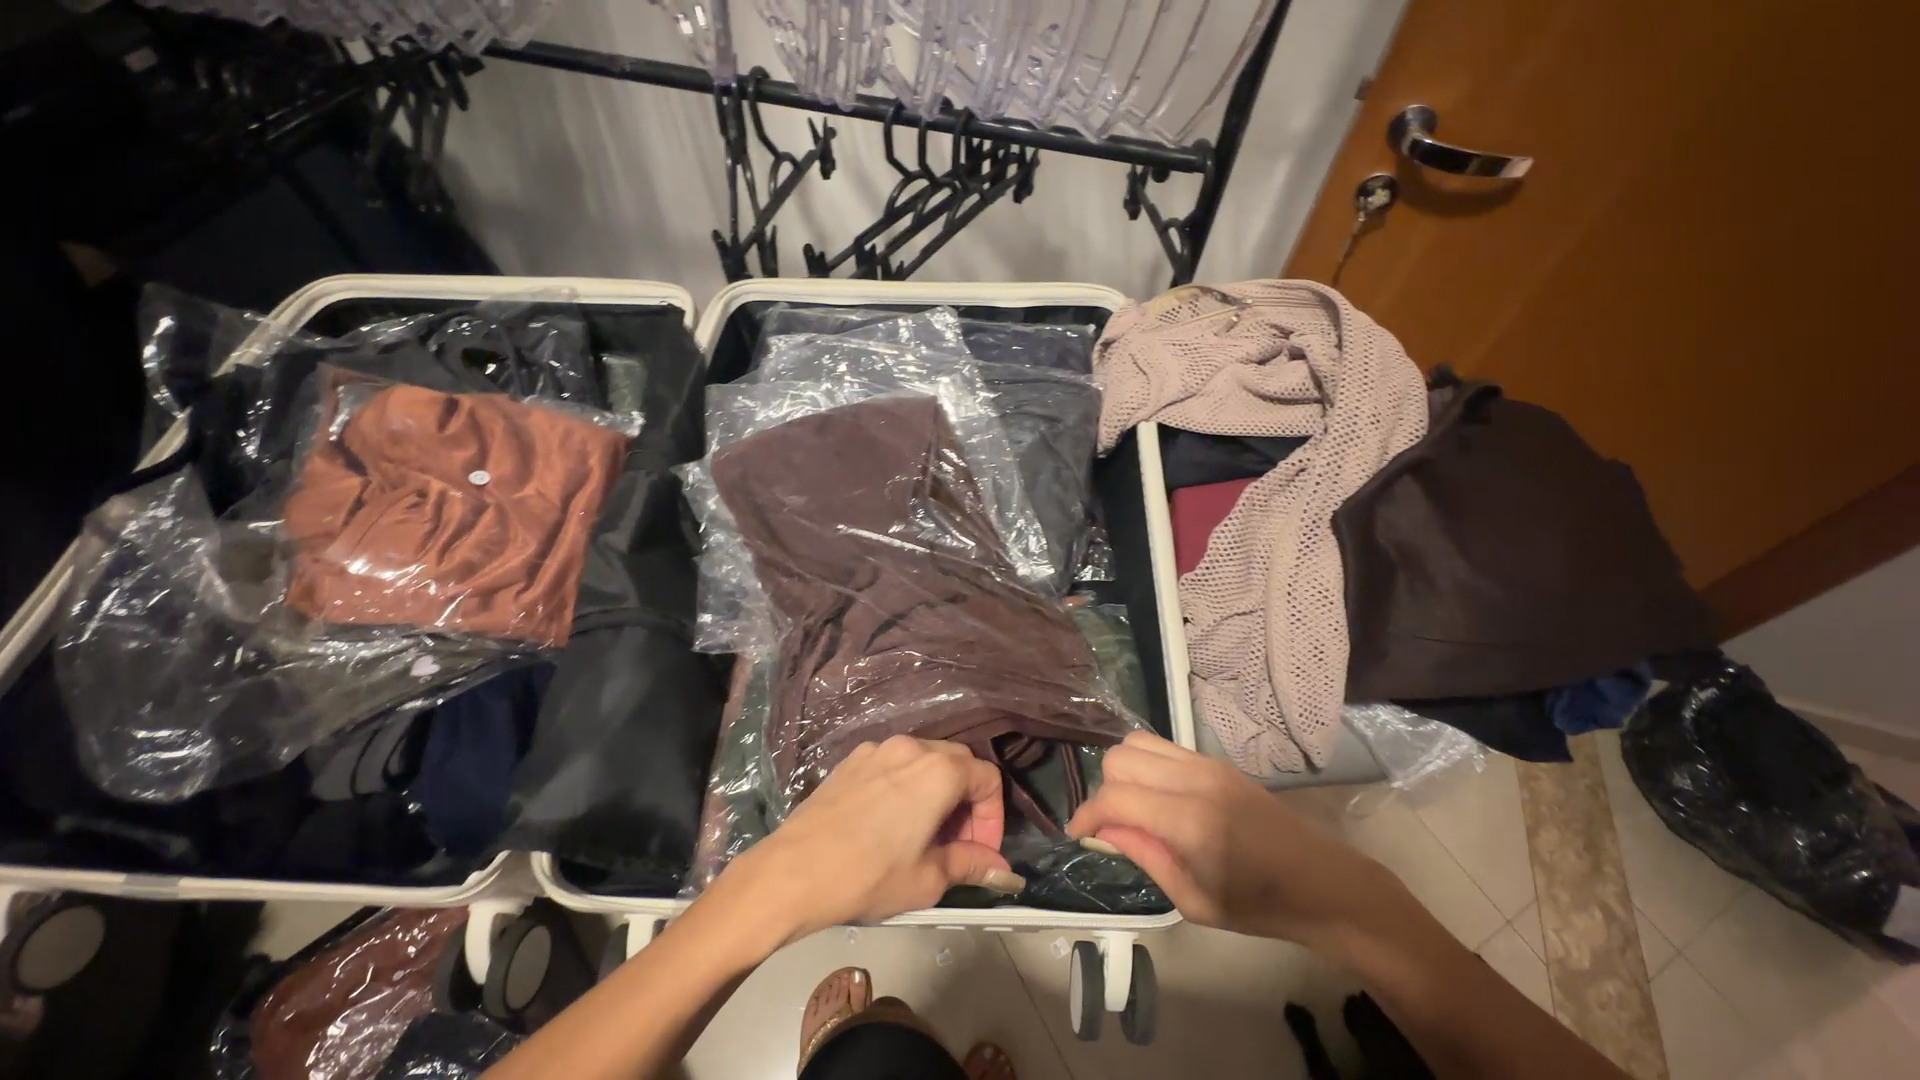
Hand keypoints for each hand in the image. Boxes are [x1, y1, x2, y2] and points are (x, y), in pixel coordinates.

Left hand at [713, 736, 1026, 946]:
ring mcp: (875, 750)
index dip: (993, 818)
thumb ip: (971, 865)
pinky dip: (905, 789)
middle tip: (959, 846)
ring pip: (923, 763)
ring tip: (926, 838)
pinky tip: (891, 826)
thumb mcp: (928, 878)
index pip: (988, 779)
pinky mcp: (849, 762)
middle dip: (967, 804)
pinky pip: (892, 767)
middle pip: (958, 764)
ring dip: (936, 795)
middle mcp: (910, 748)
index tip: (983, 853)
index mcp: (938, 770)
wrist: (792, 872)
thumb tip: (1002, 871)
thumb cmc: (868, 876)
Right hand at [1067, 731, 1414, 949]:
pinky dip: (1144, 765)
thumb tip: (1101, 830)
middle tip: (1109, 826)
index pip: (1115, 797)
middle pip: (1120, 758)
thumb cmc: (1258, 906)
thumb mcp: (1192, 900)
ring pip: (1138, 742)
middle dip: (1103, 791)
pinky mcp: (1217, 761)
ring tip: (1128, 809)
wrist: (1321, 884)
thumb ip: (1144, 856)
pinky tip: (1153, 797)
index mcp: (1190, 821)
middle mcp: (1196, 780)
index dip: (1086, 815)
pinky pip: (1163, 747)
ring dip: (1122, 772)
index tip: (1077, 836)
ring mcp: (1208, 764)